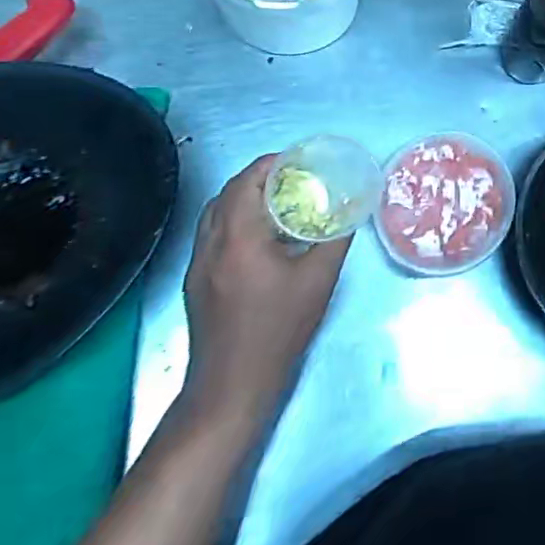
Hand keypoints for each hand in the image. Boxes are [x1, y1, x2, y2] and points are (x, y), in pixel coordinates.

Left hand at [182, 153, 349, 424]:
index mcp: (238, 237)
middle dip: (261, 177)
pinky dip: (235, 218)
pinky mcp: (196, 280)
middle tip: (296, 177)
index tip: (300, 161)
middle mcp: (210, 243)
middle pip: (229, 192)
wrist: (234, 384)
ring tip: (279, 200)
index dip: (274, 163)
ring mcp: (197, 263)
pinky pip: (213, 232)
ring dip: (245, 196)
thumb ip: (335, 238)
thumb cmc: (280, 329)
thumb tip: (349, 210)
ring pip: (216, 212)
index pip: (248, 181)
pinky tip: (261, 234)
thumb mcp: (319, 279)